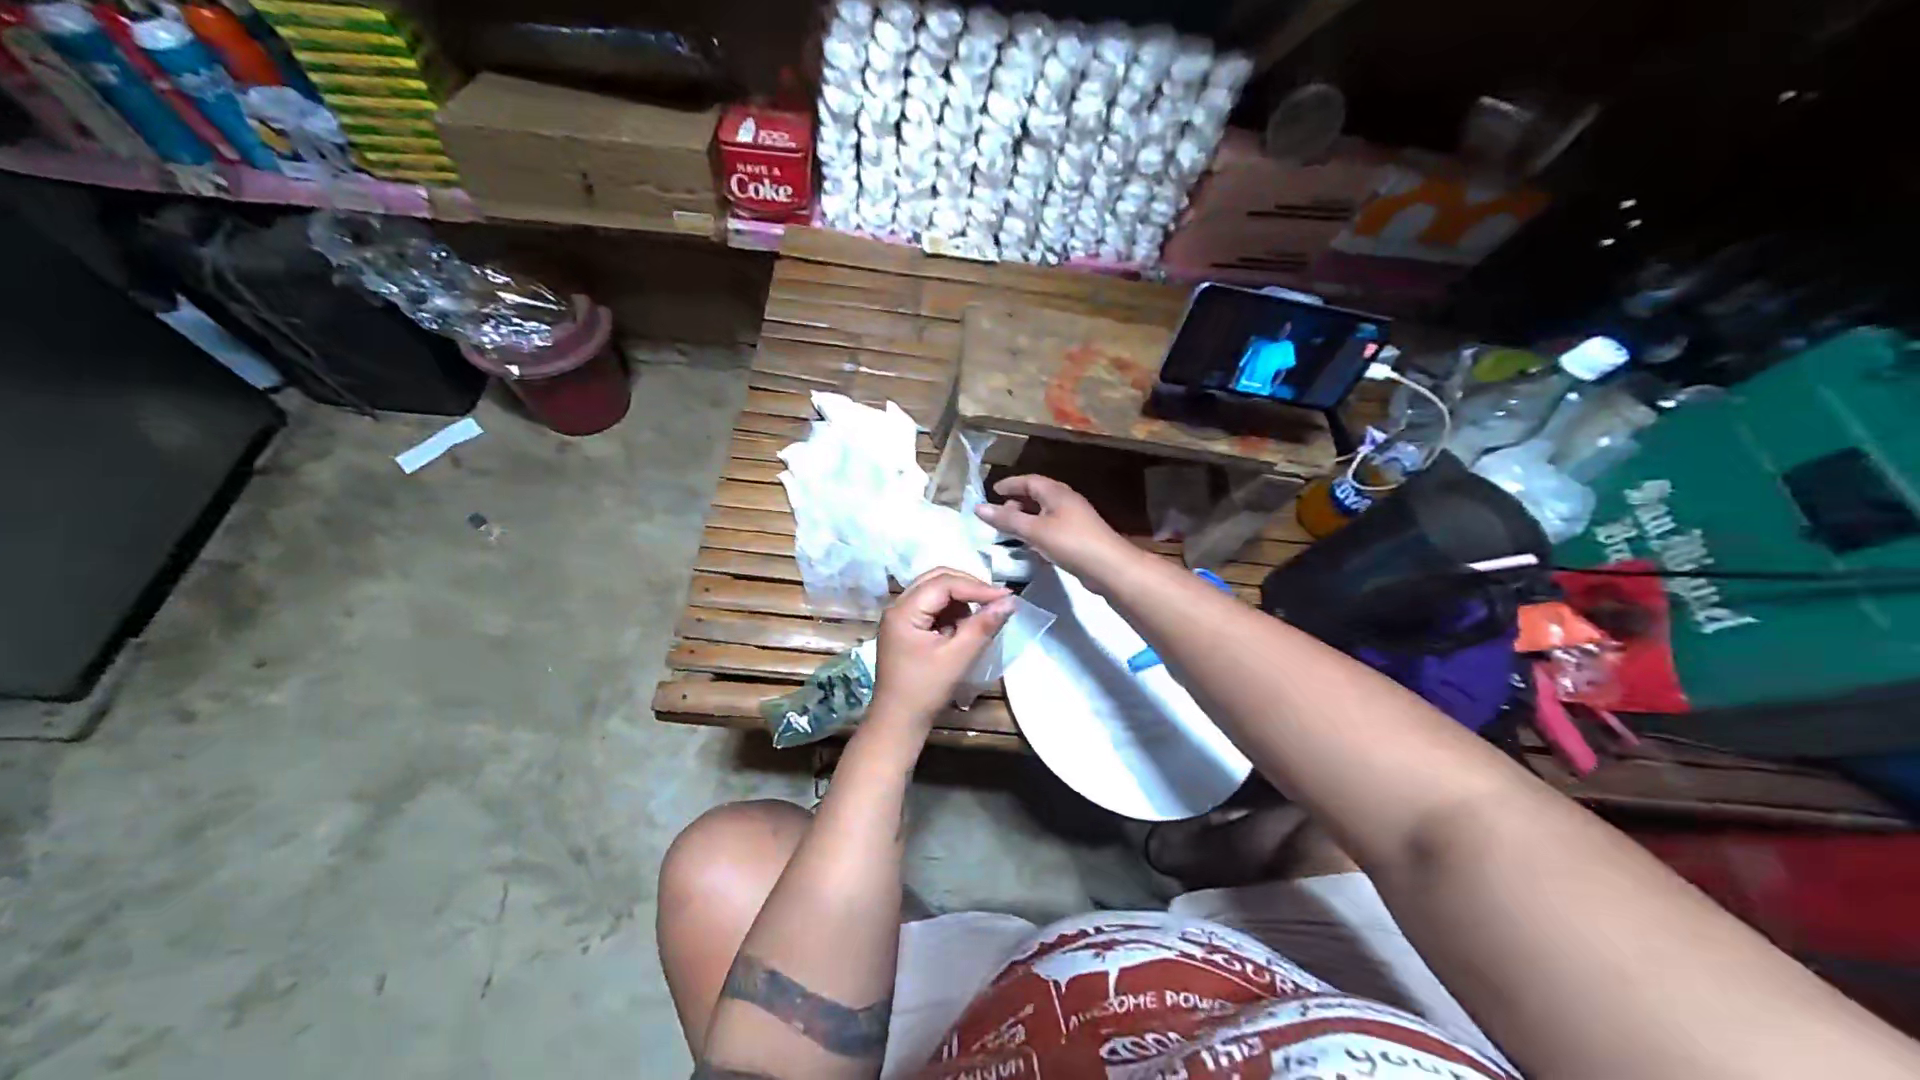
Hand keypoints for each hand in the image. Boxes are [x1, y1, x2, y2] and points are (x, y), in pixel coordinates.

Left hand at [868, 569, 1014, 730]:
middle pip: (937, 579)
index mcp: (904, 611)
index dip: (977, 587)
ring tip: (982, 617)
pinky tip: (965, 627)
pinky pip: (932, 606)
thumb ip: (983, 626)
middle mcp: (898, 606)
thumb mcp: (958, 658)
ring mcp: (900, 616)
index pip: (944, 583)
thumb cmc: (925, 690)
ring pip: (935, 591)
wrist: (898, 721)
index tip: (1006, 597)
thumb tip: (1010, 602)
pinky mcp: (907, 627)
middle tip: (996, 600)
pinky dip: (952, 611)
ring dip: (961, 599)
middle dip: (969, 587)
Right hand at [974, 475, 1138, 583]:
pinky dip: (1037, 532)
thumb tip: (978, 508)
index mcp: (1056, 492)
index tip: (992, 491)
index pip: (1029, 481)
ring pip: (1044, 513)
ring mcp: (1074, 519)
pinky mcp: (1078, 536)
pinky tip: (1030, 546)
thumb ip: (1006, 519)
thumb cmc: (1070, 543)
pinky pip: (1051, 528)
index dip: (1010, 484)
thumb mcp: (1034, 530)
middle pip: (1037, 495)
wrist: (1109, 567)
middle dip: (1016, 502)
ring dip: (1026, 518)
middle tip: (999, 515)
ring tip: (1010, 531)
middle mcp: (1066, 501)